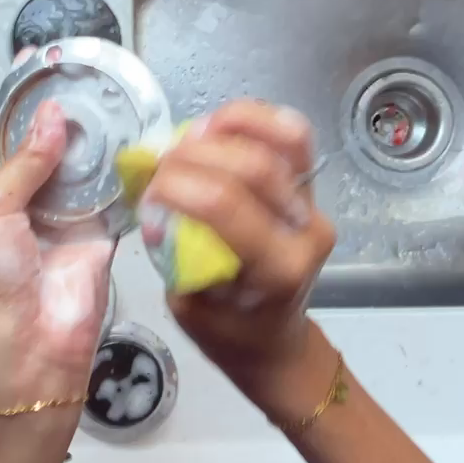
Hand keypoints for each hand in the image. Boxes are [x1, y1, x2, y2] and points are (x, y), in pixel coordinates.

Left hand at [0, 100, 115, 462]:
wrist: (29, 357)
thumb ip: (22, 163)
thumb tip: (52, 117)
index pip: (1, 132)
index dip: (17, 98)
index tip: (38, 59)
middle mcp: (28, 198)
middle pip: (48, 143)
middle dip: (64, 109)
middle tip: (89, 72)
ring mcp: (66, 216)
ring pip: (84, 163)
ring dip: (96, 134)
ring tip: (115, 93)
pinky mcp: (102, 234)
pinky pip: (115, 194)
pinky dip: (126, 169)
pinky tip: (138, 136)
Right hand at [141, 101, 337, 422]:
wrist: (274, 341)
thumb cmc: (227, 331)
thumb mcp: (188, 304)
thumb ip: (175, 250)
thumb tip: (155, 201)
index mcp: (277, 269)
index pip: (227, 207)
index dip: (178, 186)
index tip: (149, 192)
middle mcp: (305, 231)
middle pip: (256, 167)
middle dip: (196, 154)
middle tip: (161, 163)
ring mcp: (314, 206)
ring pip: (286, 141)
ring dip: (230, 126)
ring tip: (191, 134)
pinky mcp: (309, 188)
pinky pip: (290, 139)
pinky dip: (254, 121)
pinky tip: (218, 125)